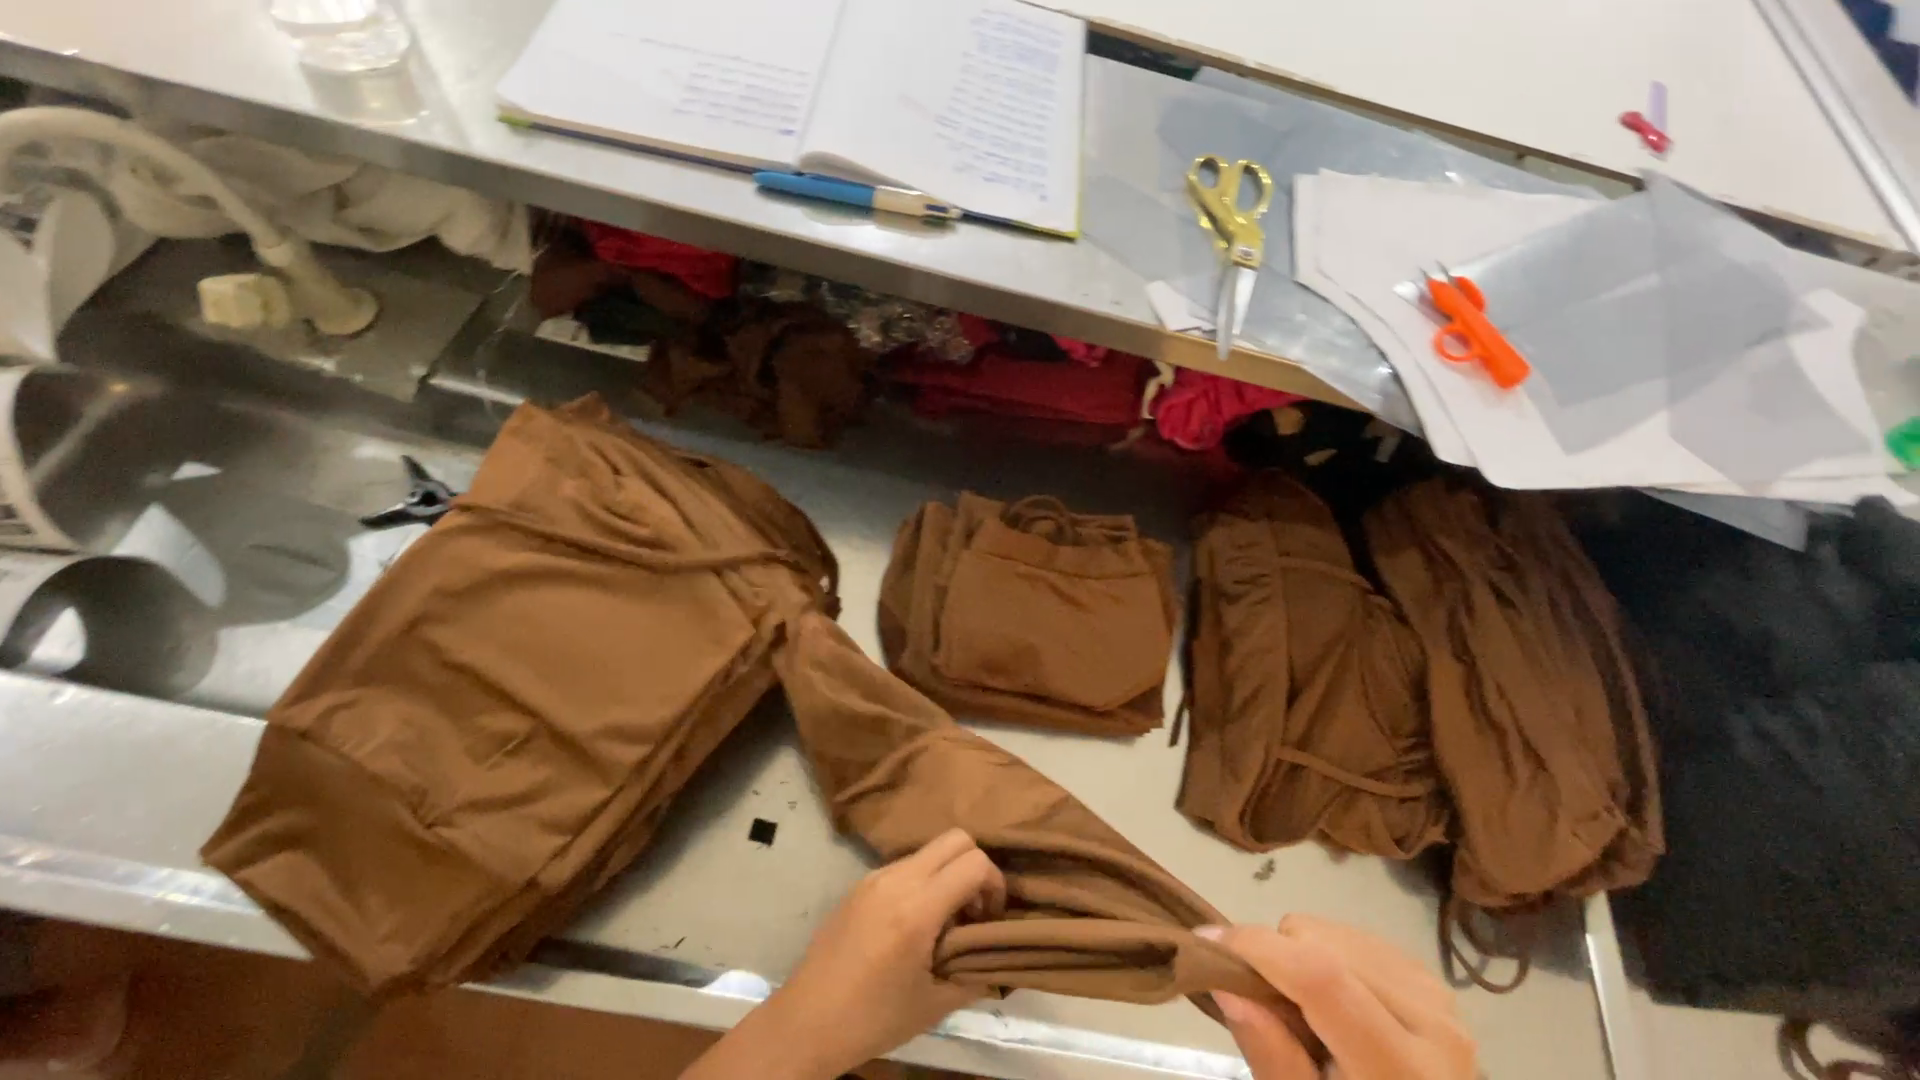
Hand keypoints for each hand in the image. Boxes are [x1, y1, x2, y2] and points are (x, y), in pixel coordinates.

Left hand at [683, 828, 1005, 1079]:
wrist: (806, 1021)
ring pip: (928, 851)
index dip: (995, 884)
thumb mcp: (935, 1005)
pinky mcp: (859, 885)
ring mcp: (874, 877)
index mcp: (917, 908)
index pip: (974, 862)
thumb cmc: (873, 1018)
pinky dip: (923, 882)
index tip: (990, 918)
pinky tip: (915, 924)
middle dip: (976, 868)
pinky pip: (904, 866)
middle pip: (954, 839)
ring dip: (947, 874)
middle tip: (974, 911)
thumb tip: (999, 958)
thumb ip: (975, 974)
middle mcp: (896, 879)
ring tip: (945, 922)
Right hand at [1200, 915, 1476, 1079]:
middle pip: (1323, 944)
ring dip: (1300, 954)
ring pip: (1334, 931)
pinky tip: (1335, 1001)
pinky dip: (1327, 955)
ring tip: (1307, 1010)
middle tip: (1265, 1003)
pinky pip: (1355, 937)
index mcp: (1401, 1069)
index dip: (1258, 948)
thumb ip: (1270, 1053)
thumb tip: (1225, 985)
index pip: (1322, 979)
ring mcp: (1438, 997)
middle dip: (1274, 956)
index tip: (1208, 940)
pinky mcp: (1432, 980)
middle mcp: (1432, 1022)